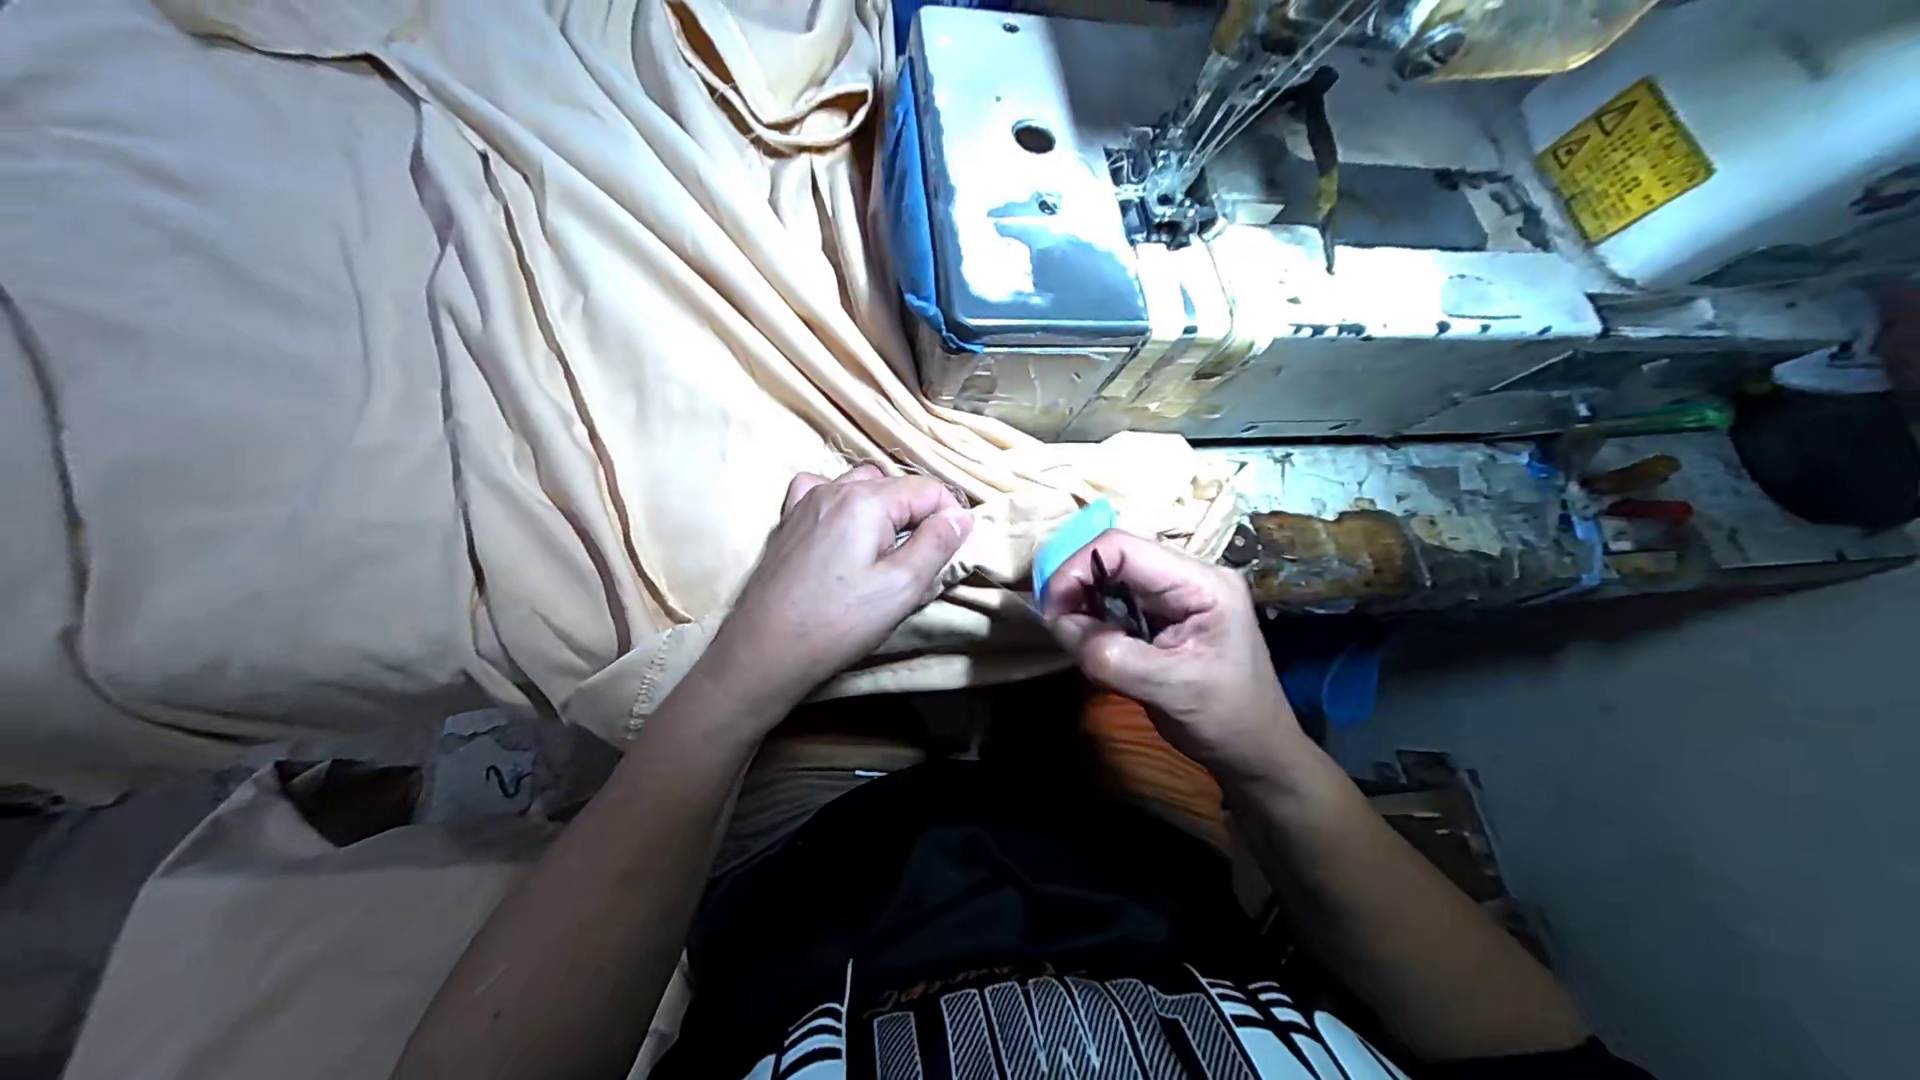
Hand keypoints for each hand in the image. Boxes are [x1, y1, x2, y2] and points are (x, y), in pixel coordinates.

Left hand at [704, 464, 972, 714]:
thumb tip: (961, 516)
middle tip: (922, 561)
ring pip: (862, 484)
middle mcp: (834, 488)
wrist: (764, 652)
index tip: (951, 552)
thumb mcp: (901, 588)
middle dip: (919, 515)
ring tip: (887, 548)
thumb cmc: (838, 623)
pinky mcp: (788, 520)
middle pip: (896, 486)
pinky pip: (823, 490)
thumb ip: (937, 544)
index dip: (950, 516)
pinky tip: (845, 528)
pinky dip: (844, 501)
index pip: (928, 489)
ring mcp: (806, 501)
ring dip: (885, 508)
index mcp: (866, 500)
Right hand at [1041, 529, 1305, 783]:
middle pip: (1115, 556)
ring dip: (1084, 603)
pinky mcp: (1165, 612)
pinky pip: (1118, 600)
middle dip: (1077, 585)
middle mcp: (1189, 576)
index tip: (1051, 608)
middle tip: (1057, 624)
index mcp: (1202, 583)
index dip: (1077, 568)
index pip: (1123, 548)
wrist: (1257, 752)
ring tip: (1074, 637)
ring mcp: (1178, 593)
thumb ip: (1110, 655)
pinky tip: (1093, 642)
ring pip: (1112, 578)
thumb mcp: (1169, 689)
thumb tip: (1058, 624)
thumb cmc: (1227, 720)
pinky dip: (1096, 618)